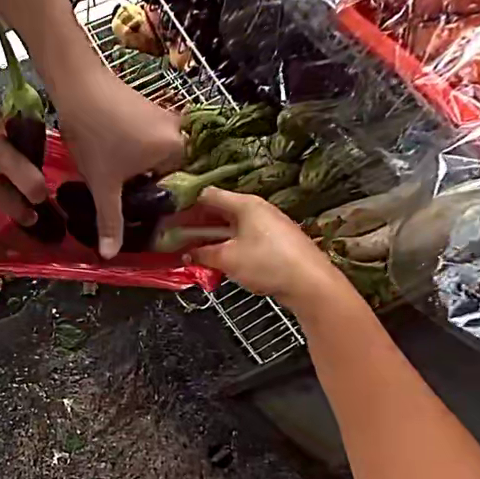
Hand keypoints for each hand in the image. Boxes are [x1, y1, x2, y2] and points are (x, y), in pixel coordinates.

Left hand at [50, 63, 184, 257]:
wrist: (75, 83)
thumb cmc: (95, 134)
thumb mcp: (103, 184)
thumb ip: (110, 221)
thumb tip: (110, 255)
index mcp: (178, 151)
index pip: (174, 189)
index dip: (153, 202)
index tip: (133, 207)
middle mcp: (179, 132)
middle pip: (165, 173)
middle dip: (142, 184)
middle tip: (118, 191)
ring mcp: (164, 117)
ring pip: (154, 157)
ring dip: (135, 168)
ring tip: (112, 173)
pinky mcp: (148, 108)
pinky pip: (147, 140)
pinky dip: (132, 151)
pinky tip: (111, 153)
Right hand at [189, 188, 351, 312]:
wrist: (309, 283)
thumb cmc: (268, 263)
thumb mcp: (228, 259)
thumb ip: (203, 254)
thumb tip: (187, 254)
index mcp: (245, 204)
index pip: (208, 195)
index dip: (186, 205)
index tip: (169, 218)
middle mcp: (258, 210)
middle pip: (220, 211)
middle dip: (197, 224)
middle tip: (176, 237)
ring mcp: (268, 226)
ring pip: (232, 227)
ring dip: (212, 238)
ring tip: (193, 251)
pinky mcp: (275, 243)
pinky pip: (245, 239)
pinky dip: (229, 246)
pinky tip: (219, 260)